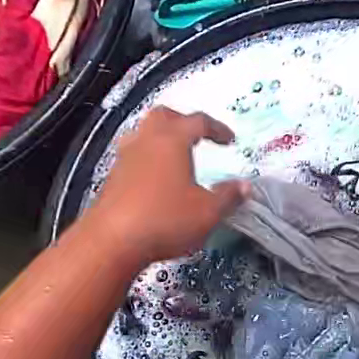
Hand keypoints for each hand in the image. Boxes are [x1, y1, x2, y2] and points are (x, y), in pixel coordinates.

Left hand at [83, 107, 249, 264]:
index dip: (217, 128)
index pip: (198, 121)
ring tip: (175, 156)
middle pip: (163, 116)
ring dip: (161, 139)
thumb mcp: (207, 212)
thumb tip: (245, 186)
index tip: (230, 141)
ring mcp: (125, 158)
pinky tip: (156, 180)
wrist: (112, 241)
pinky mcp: (112, 178)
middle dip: (183, 122)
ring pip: (143, 134)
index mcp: (172, 140)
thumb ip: (228, 196)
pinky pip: (133, 157)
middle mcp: (146, 141)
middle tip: (197, 137)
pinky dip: (148, 160)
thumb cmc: (166, 220)